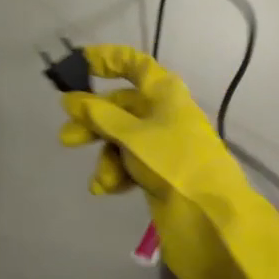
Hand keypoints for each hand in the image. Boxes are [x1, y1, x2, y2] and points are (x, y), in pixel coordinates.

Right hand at [56, 44, 227, 197]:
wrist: (212, 219)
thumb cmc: (172, 162)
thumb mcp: (131, 135)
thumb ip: (98, 115)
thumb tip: (69, 99)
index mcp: (164, 92)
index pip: (134, 64)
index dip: (108, 59)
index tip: (80, 64)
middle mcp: (162, 112)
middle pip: (120, 105)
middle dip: (92, 120)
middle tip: (66, 138)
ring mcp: (161, 143)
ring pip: (121, 137)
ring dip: (105, 155)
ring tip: (99, 179)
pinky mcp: (160, 171)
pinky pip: (129, 163)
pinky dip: (116, 172)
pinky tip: (106, 189)